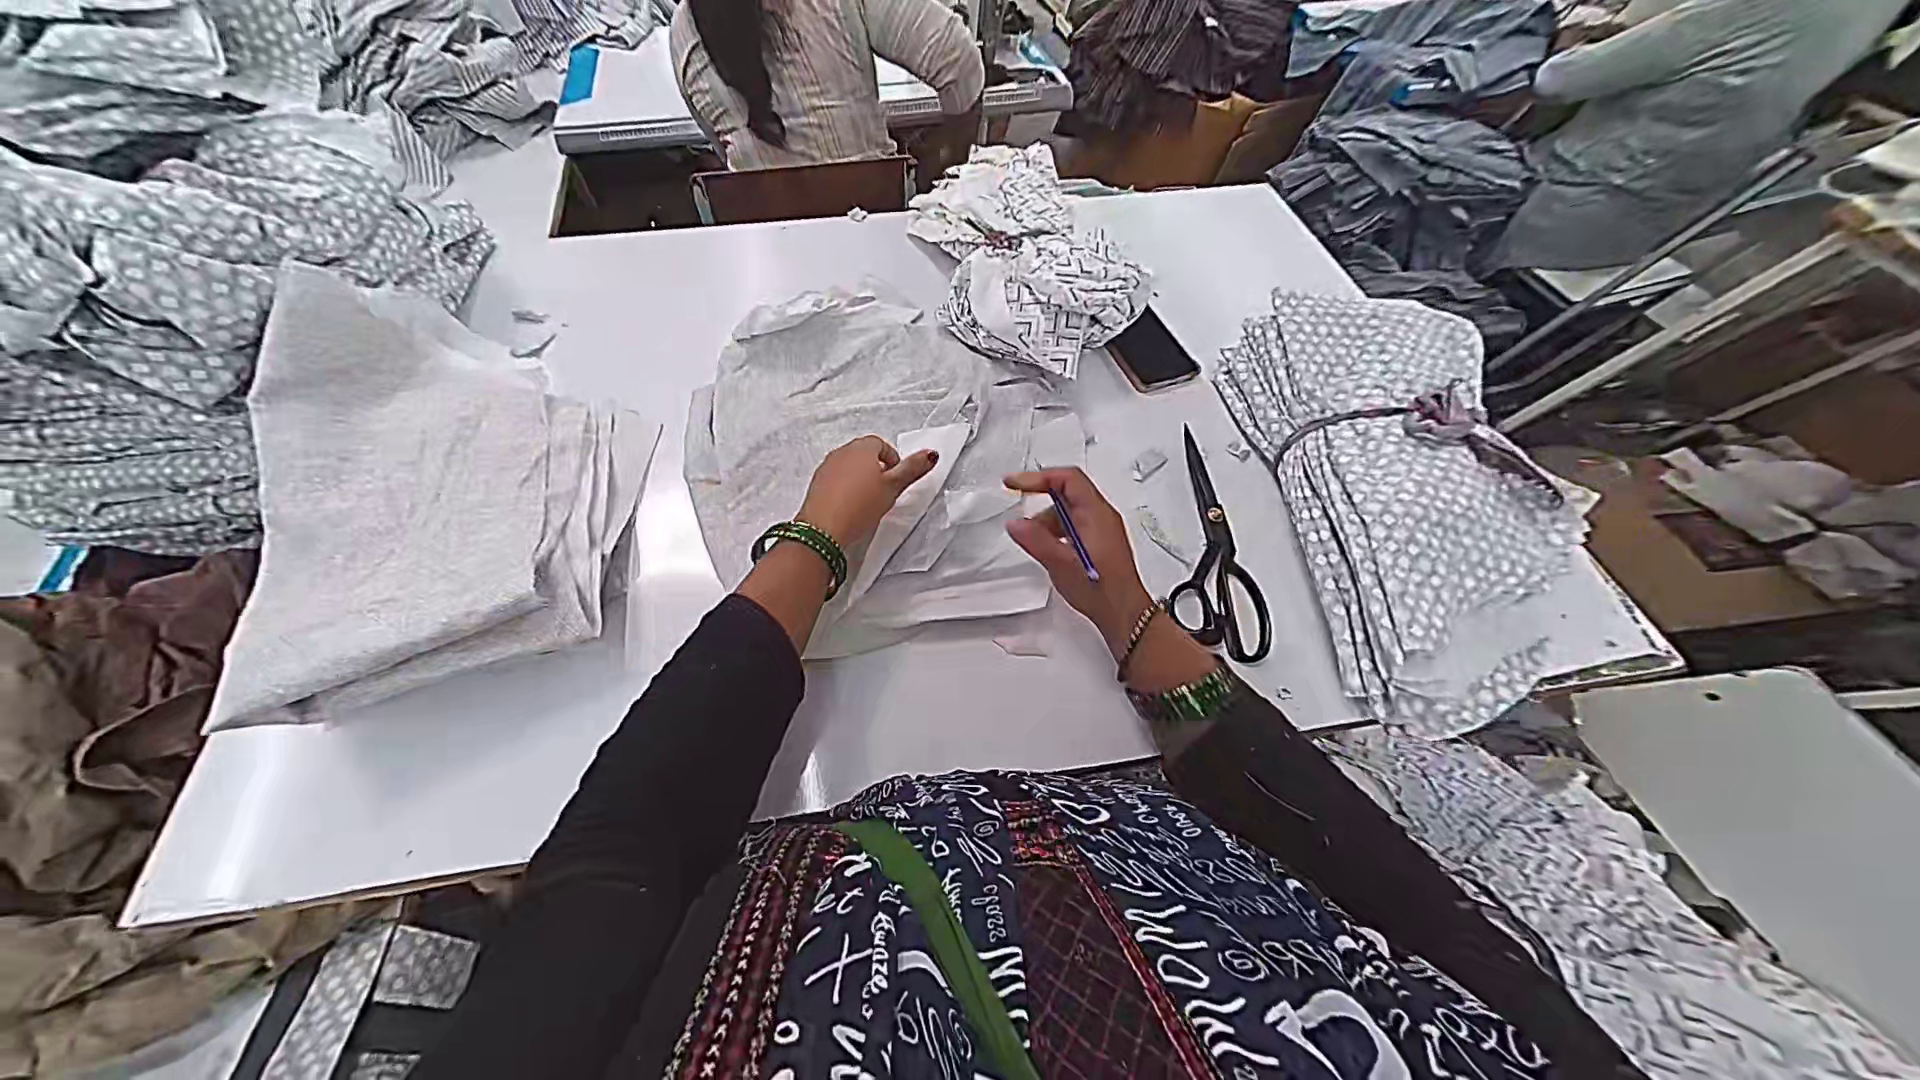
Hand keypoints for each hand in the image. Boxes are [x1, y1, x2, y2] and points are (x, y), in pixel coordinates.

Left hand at [798, 436, 939, 550]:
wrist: (825, 529)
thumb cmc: (856, 507)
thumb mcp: (893, 487)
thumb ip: (912, 469)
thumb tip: (929, 455)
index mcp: (862, 448)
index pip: (882, 444)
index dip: (893, 459)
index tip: (897, 473)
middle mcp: (841, 453)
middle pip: (864, 453)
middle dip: (877, 467)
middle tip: (887, 486)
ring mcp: (827, 468)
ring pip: (849, 466)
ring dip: (861, 477)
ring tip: (870, 498)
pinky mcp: (818, 485)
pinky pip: (836, 480)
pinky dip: (846, 488)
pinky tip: (853, 505)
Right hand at [1004, 468, 1156, 659]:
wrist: (1123, 612)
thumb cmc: (1102, 590)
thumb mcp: (1060, 563)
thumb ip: (1035, 540)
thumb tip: (1016, 524)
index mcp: (1096, 514)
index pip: (1067, 479)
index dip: (1038, 477)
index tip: (1015, 482)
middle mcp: (1102, 516)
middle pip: (1067, 493)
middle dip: (1040, 504)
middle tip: (1023, 516)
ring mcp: (1102, 528)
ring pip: (1069, 510)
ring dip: (1047, 521)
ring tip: (1037, 543)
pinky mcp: (1100, 541)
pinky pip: (1074, 525)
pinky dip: (1057, 532)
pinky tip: (1051, 550)